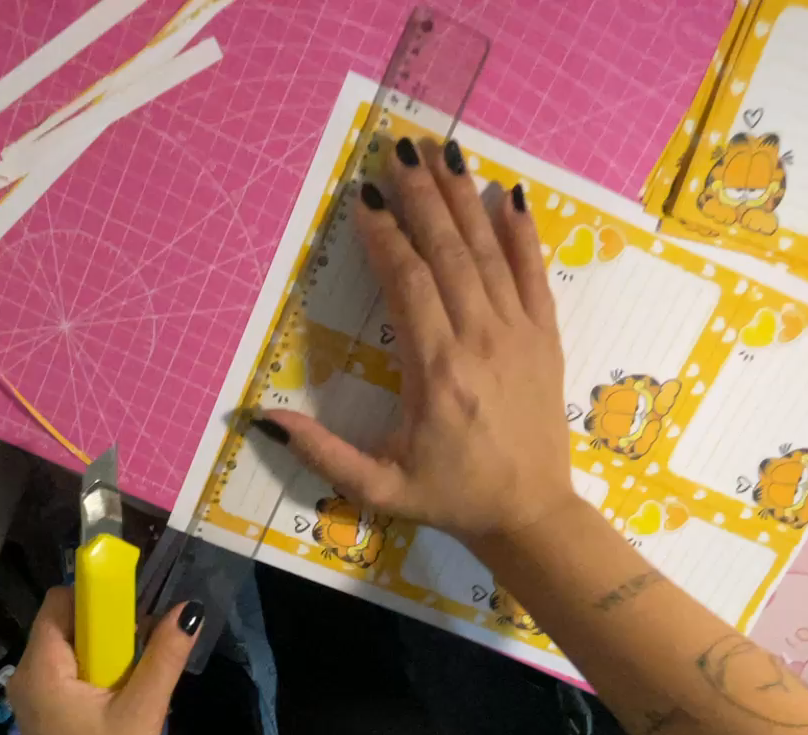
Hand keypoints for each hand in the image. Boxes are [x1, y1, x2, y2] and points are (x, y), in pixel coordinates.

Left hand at [6, 589, 202, 734]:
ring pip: (68, 649)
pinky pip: (66, 673)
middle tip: (143, 642)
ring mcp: (30, 698)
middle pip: (64, 624)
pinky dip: (94, 671)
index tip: (133, 605)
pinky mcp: (42, 714)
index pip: (59, 601)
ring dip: (104, 650)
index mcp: (40, 669)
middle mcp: (25, 677)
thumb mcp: (144, 710)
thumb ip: (165, 655)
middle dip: (106, 625)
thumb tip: (189, 610)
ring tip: (137, 672)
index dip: (96, 595)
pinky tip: (122, 693)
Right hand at [264, 136, 576, 546]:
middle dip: (420, 197)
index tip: (365, 194)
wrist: (529, 513)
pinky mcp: (546, 337)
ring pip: (488, 253)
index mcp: (436, 373)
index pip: (408, 285)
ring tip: (440, 152)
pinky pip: (533, 272)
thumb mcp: (375, 488)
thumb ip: (321, 453)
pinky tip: (505, 195)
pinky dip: (519, 231)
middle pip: (448, 253)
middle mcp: (481, 340)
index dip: (385, 236)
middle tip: (397, 148)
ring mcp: (520, 334)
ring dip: (462, 199)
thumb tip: (262, 419)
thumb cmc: (447, 498)